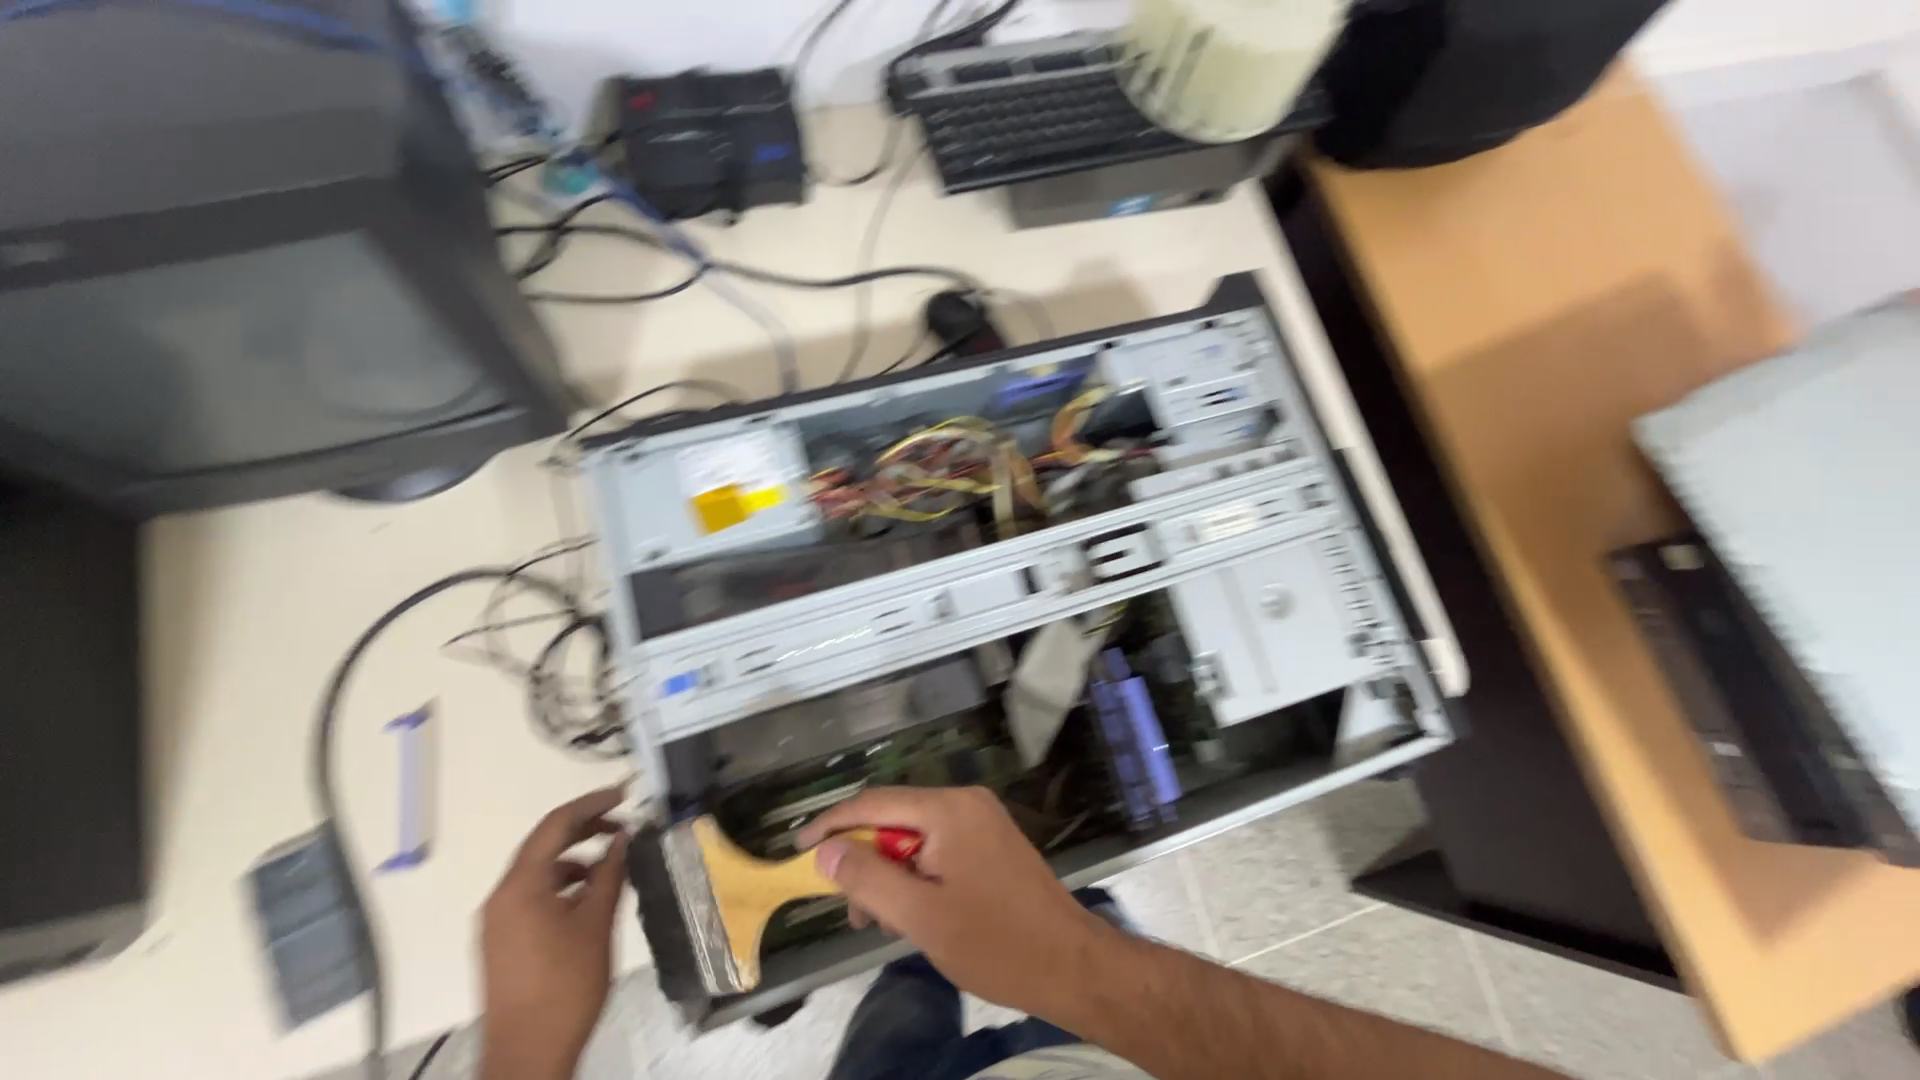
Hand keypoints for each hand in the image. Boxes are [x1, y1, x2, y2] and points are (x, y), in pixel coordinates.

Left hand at [479, 787, 629, 1079]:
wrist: (527, 1055)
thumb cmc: (567, 986)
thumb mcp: (598, 923)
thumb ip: (610, 873)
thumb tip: (621, 838)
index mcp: (521, 886)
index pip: (555, 825)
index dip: (592, 803)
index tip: (624, 794)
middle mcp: (500, 896)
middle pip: (543, 845)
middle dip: (584, 827)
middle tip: (623, 822)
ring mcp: (496, 920)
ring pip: (538, 871)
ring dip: (575, 857)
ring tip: (612, 862)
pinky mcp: (501, 940)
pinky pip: (532, 894)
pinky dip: (562, 884)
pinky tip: (589, 897)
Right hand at [797, 786, 1107, 1015]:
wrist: (1071, 964)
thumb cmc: (994, 942)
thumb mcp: (920, 916)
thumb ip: (868, 879)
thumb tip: (826, 851)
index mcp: (948, 809)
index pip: (873, 804)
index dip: (831, 825)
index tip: (797, 850)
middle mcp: (965, 802)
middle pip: (894, 818)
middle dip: (864, 859)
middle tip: (846, 907)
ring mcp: (982, 821)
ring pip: (915, 837)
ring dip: (889, 873)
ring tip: (876, 921)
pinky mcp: (991, 842)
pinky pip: (939, 847)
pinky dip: (916, 874)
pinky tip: (910, 912)